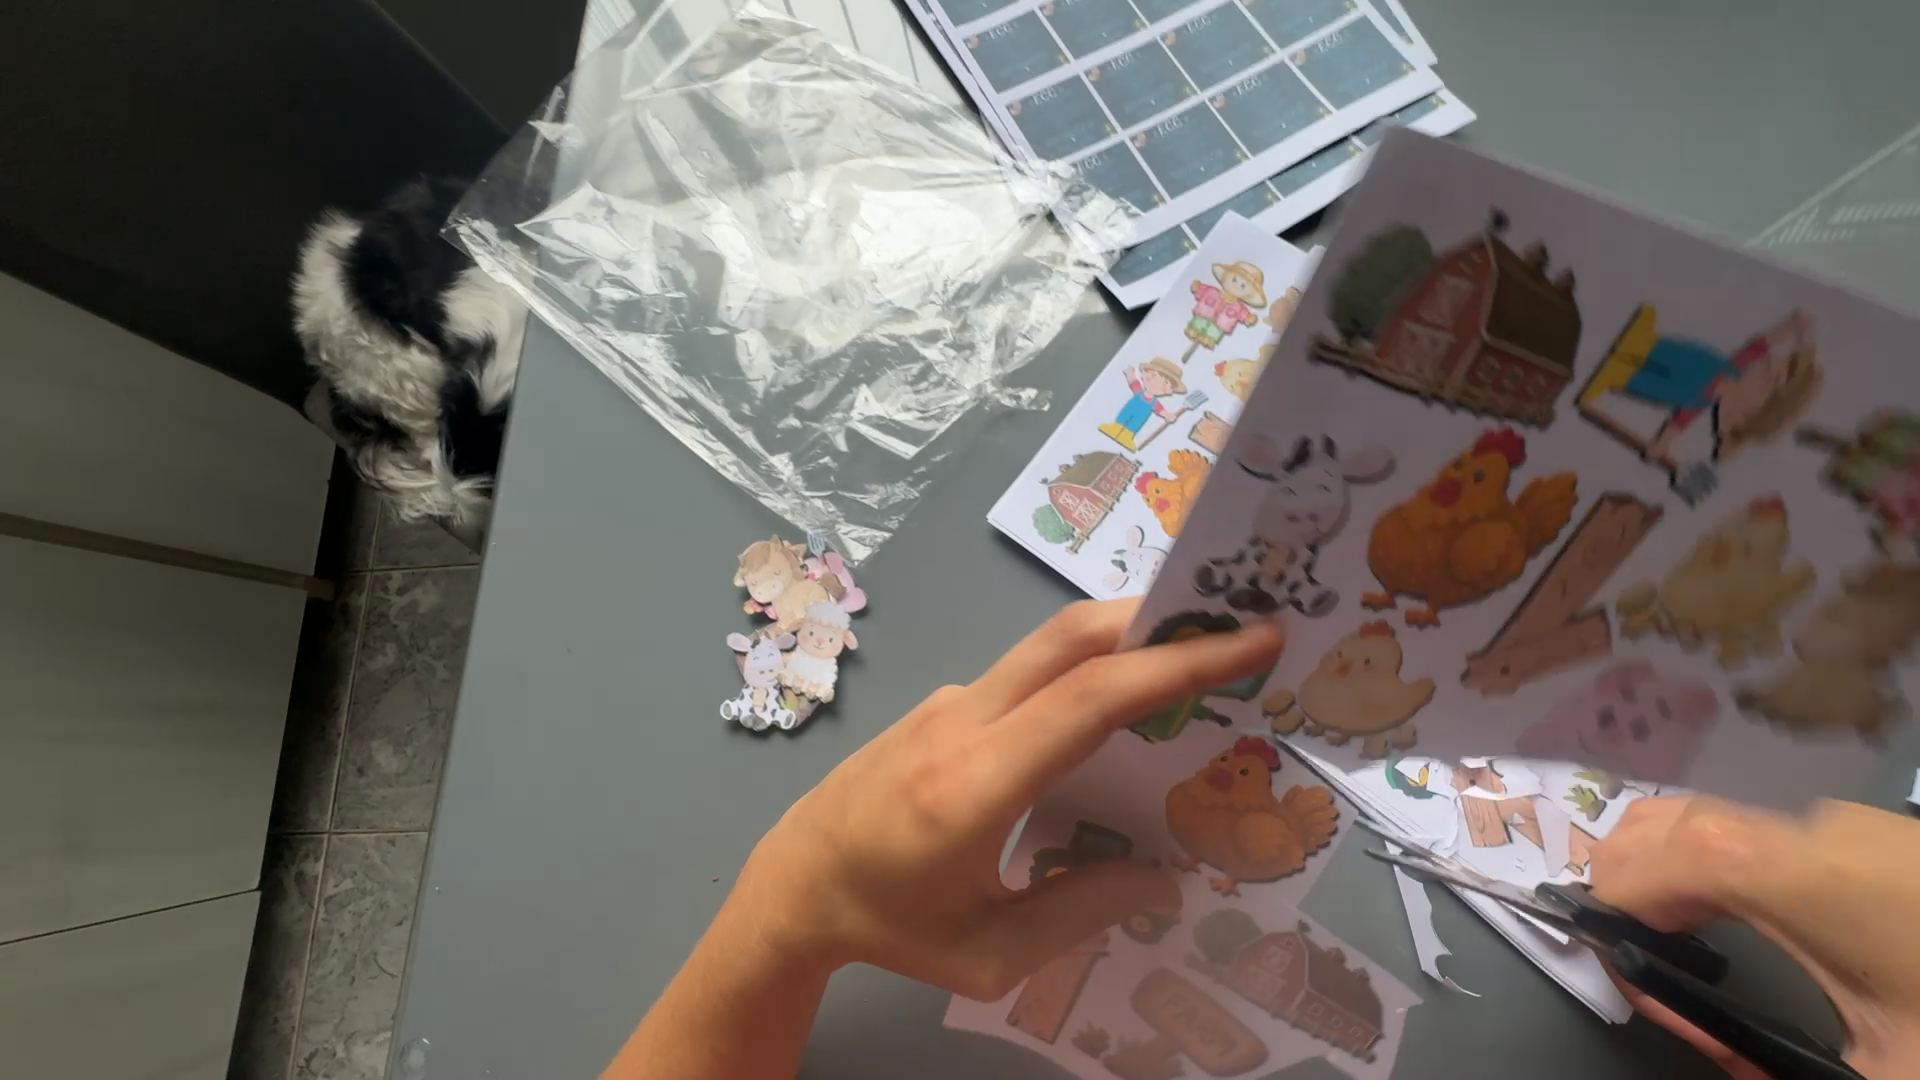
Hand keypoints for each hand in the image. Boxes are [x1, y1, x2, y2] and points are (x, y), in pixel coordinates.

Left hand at [728, 599, 1284, 999]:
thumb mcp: (987, 952)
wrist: (794, 880)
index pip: (1089, 699)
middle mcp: (963, 718)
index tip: (1249, 640)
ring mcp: (949, 700)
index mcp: (976, 783)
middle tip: (1231, 629)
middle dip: (1156, 621)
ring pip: (1047, 648)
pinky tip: (1109, 717)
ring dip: (1121, 642)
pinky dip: (1083, 673)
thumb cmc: (889, 923)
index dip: (1175, 662)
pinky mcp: (944, 702)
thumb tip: (1162, 877)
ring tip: (1188, 669)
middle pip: (1068, 638)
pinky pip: (1026, 674)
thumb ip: (1079, 913)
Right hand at [1589, 796, 1919, 1078]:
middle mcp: (1800, 829)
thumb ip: (1755, 1051)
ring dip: (1665, 863)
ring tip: (1674, 923)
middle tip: (1629, 941)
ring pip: (1702, 815)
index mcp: (1788, 875)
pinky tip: (1743, 909)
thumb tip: (1676, 1019)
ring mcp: (1838, 824)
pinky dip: (1714, 858)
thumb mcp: (1886, 1075)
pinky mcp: (1870, 835)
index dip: (1610, 905)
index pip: (1646, 862)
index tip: (1616, 960)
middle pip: (1661, 823)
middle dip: (1623, 876)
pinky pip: (1754, 829)